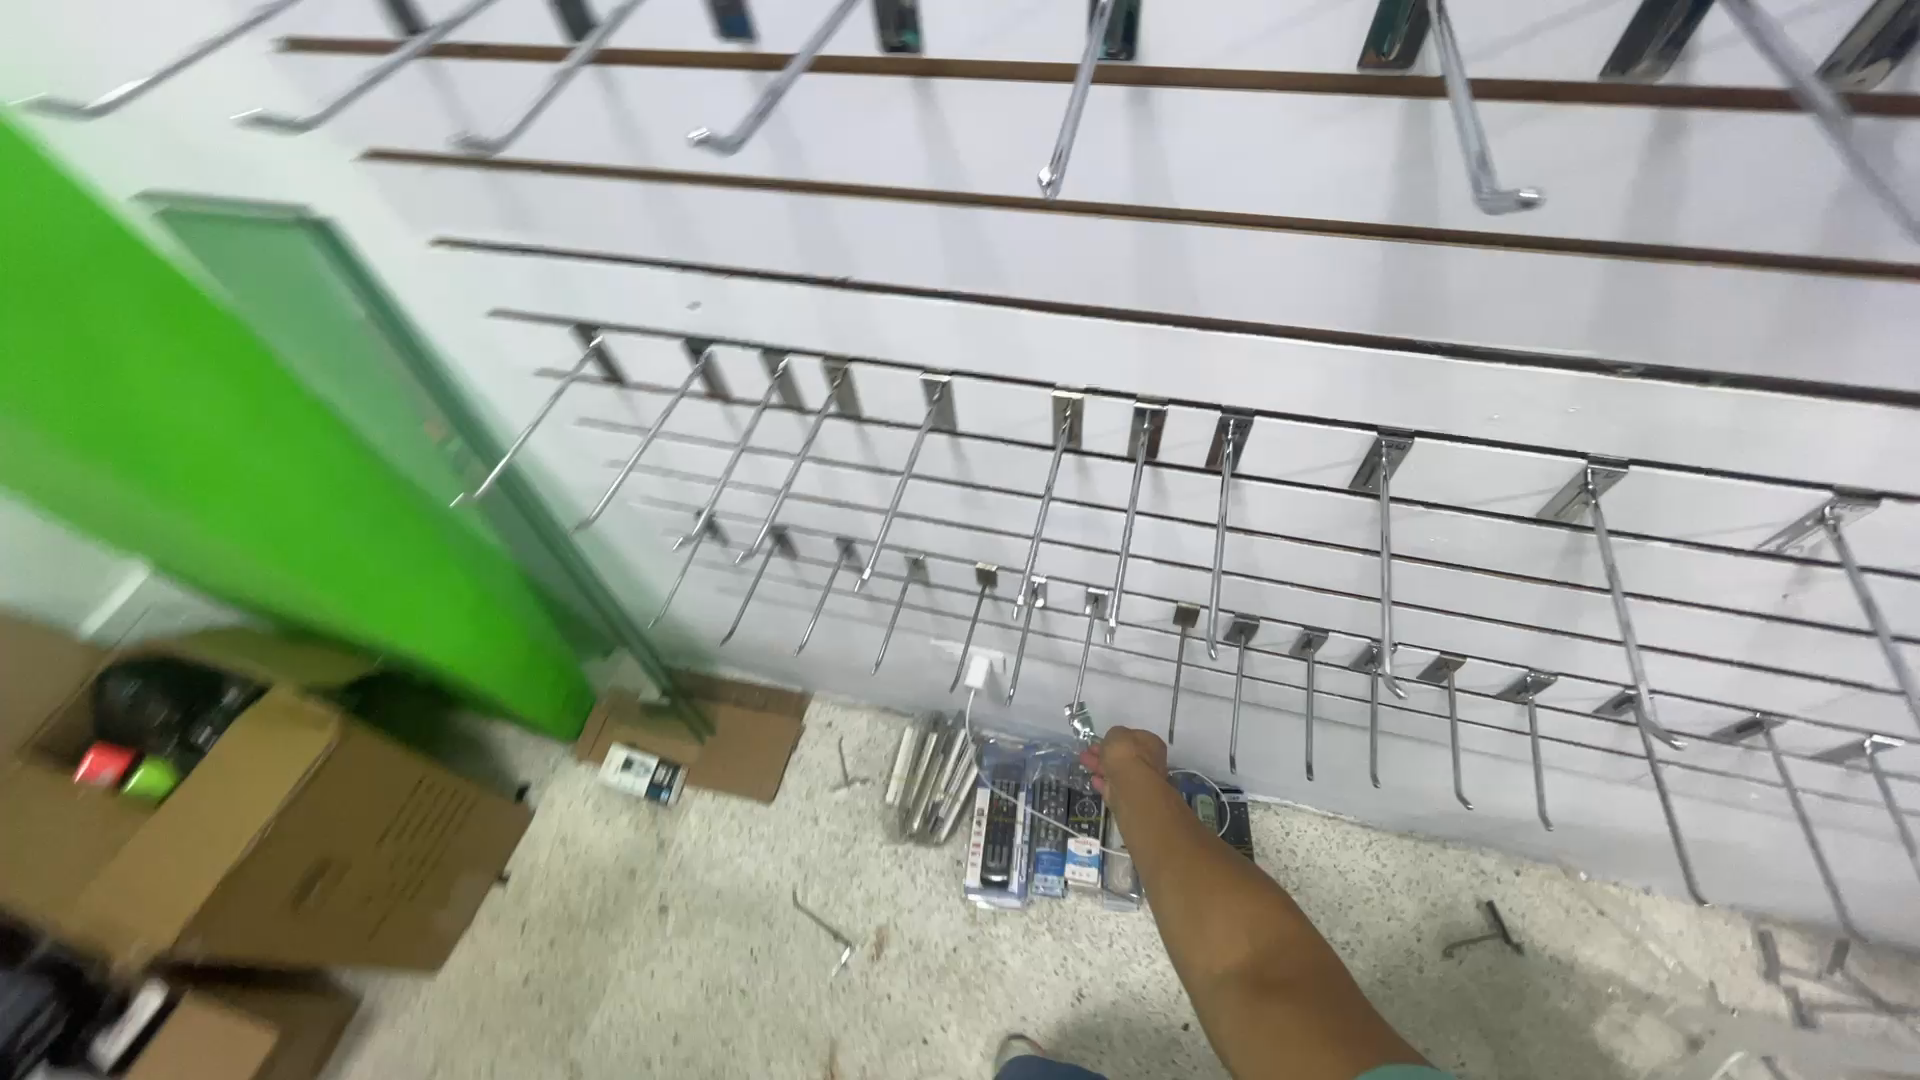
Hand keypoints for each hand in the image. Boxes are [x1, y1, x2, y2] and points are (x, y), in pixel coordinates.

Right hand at [1078, 726, 1168, 796]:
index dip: (1117, 738)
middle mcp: (1149, 762)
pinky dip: (1103, 782)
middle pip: (1124, 755)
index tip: (1102, 739)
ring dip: (1100, 765)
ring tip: (1083, 760)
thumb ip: (1114, 735)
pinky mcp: (1128, 796)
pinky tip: (1093, 778)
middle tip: (1089, 750)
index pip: (1134, 738)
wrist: (1130, 785)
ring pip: (1116, 770)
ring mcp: (1139, 780)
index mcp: (1151, 743)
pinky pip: (1113, 785)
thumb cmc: (1126, 753)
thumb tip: (1113, 740)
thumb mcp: (1116, 733)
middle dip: (1105, 752)